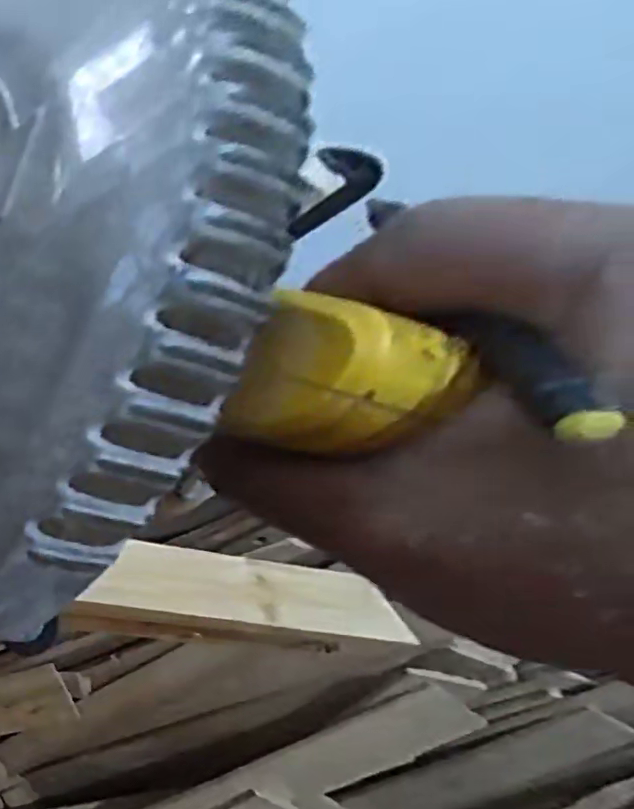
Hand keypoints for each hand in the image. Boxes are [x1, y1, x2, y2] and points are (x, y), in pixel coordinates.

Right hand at [200, 198, 633, 673]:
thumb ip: (284, 481)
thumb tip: (215, 448)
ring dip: (440, 380)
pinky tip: (507, 458)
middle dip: (378, 355)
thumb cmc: (619, 567)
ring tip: (425, 456)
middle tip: (346, 432)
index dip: (320, 310)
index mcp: (609, 265)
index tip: (279, 385)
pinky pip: (578, 341)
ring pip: (518, 311)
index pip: (415, 242)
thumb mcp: (406, 530)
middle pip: (466, 274)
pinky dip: (509, 394)